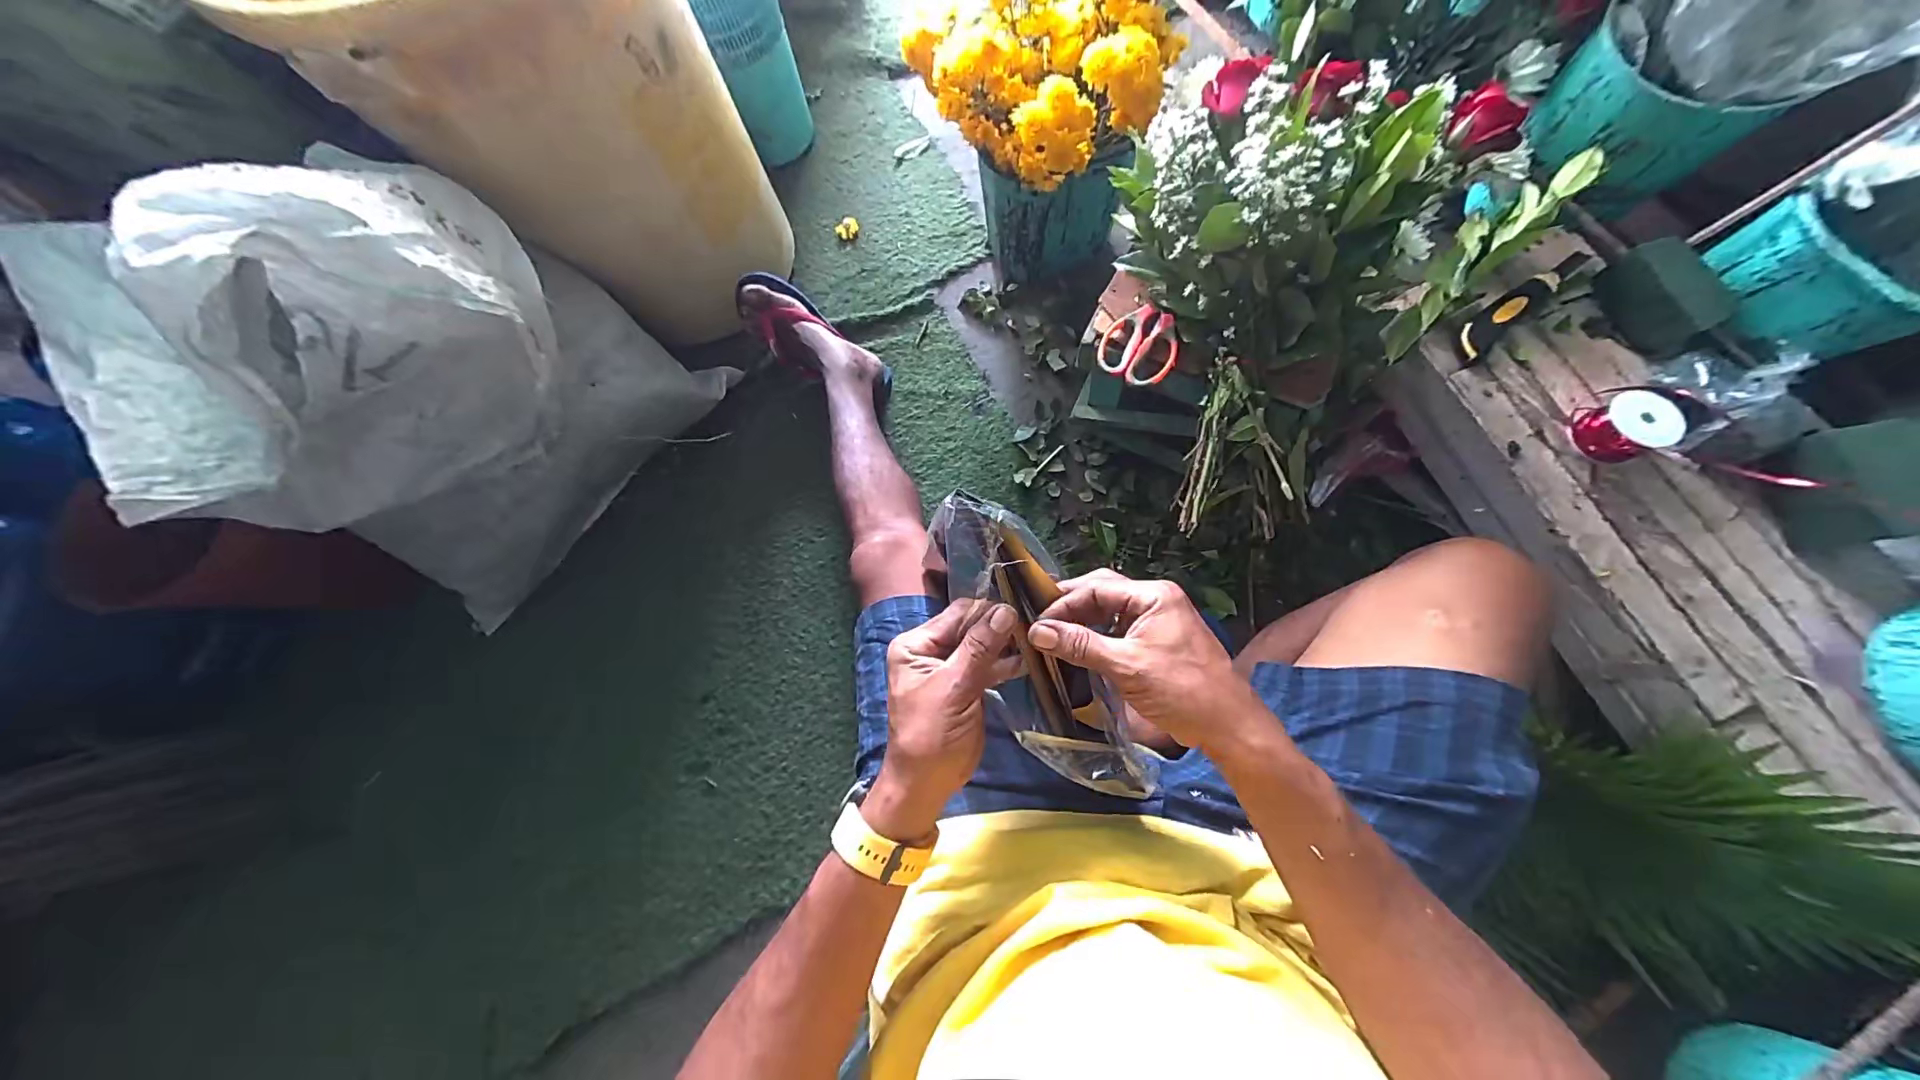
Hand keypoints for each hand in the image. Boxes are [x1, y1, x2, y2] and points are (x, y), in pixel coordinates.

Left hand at [867, 600, 1018, 842]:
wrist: (925, 784)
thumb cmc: (931, 734)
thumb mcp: (954, 688)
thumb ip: (980, 648)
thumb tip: (1006, 611)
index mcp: (916, 644)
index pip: (958, 614)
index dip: (990, 610)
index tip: (1025, 605)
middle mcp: (930, 650)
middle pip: (971, 626)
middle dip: (1001, 624)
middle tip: (1037, 619)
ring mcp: (948, 668)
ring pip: (982, 645)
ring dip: (1006, 644)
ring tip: (1037, 638)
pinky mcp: (965, 686)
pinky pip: (987, 665)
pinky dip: (1005, 663)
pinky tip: (1029, 659)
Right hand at [1027, 569, 1270, 752]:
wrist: (1228, 725)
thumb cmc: (1181, 690)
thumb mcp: (1126, 666)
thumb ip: (1081, 645)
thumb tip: (1037, 631)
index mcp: (1153, 595)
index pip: (1096, 588)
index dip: (1063, 604)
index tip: (1036, 625)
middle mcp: (1155, 600)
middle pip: (1102, 593)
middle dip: (1070, 607)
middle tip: (1039, 624)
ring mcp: (1157, 620)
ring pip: (1109, 612)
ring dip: (1082, 622)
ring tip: (1052, 637)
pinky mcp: (1156, 641)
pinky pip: (1118, 630)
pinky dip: (1096, 637)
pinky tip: (1077, 648)